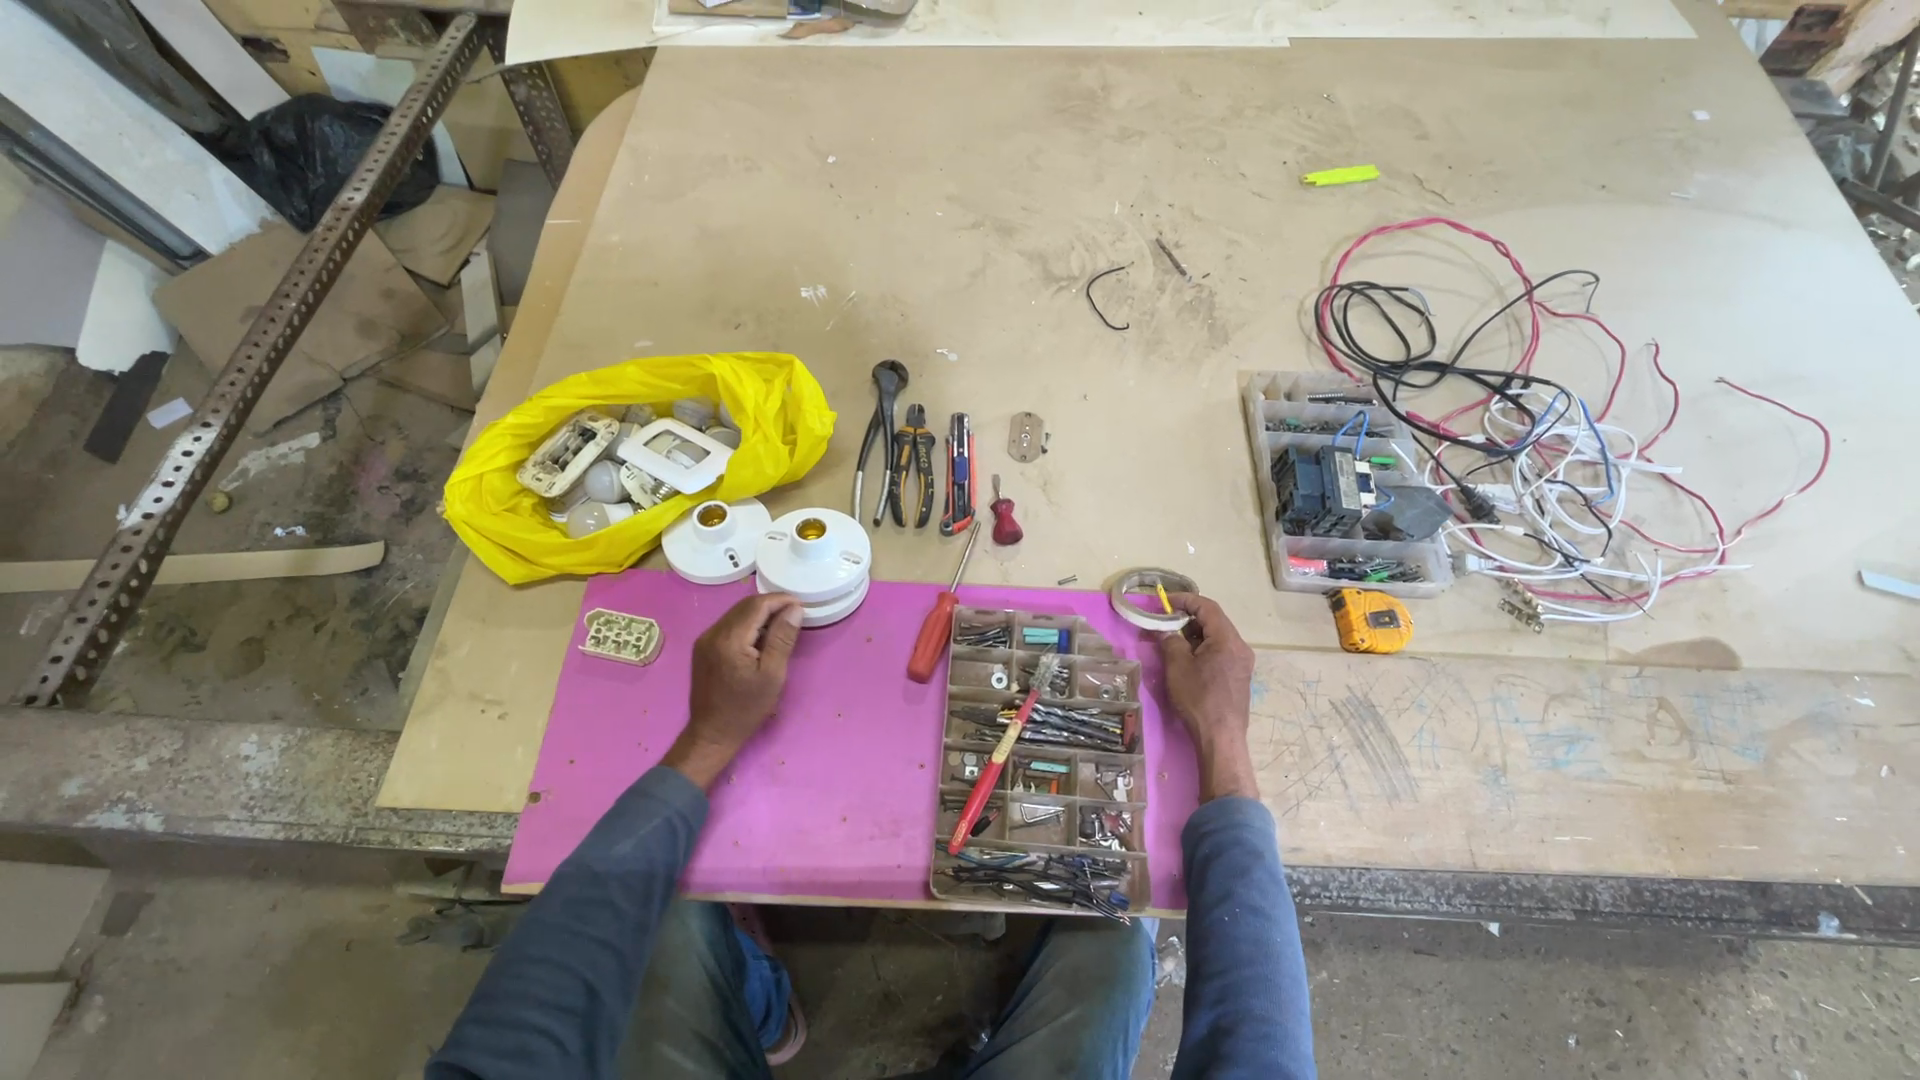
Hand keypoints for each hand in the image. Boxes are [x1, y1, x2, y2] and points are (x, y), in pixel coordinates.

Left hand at [661, 593, 804, 787]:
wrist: (712, 733)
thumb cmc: (746, 709)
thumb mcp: (772, 675)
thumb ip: (782, 638)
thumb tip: (794, 609)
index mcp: (729, 639)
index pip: (757, 605)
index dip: (780, 600)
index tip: (801, 605)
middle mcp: (713, 633)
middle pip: (745, 606)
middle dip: (771, 605)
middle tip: (795, 613)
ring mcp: (705, 639)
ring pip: (736, 614)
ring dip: (759, 614)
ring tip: (781, 625)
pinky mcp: (703, 647)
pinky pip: (729, 625)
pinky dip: (747, 624)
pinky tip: (761, 637)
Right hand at [1157, 593, 1259, 801]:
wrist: (1220, 737)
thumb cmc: (1198, 699)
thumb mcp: (1177, 667)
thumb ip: (1170, 642)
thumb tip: (1164, 630)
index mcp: (1228, 640)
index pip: (1208, 607)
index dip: (1185, 600)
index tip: (1164, 602)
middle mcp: (1240, 647)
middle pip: (1214, 621)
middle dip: (1187, 618)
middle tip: (1164, 622)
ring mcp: (1242, 663)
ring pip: (1216, 638)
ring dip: (1193, 634)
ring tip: (1171, 640)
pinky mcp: (1238, 677)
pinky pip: (1220, 652)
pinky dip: (1202, 648)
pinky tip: (1186, 658)